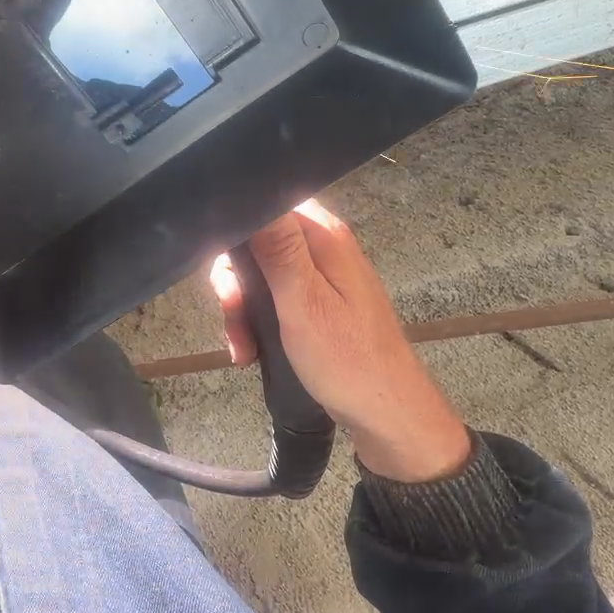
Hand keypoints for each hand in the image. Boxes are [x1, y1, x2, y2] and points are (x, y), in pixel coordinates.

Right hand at [212, 201, 470, 482]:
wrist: (388, 417)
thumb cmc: (345, 359)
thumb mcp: (302, 301)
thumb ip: (276, 248)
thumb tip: (252, 195)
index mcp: (323, 236)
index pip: (266, 205)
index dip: (237, 231)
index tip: (225, 271)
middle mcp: (323, 246)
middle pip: (257, 240)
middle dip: (235, 280)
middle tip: (232, 315)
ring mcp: (322, 274)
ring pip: (260, 272)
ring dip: (242, 308)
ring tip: (242, 345)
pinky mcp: (318, 300)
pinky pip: (274, 296)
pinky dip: (257, 320)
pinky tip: (251, 348)